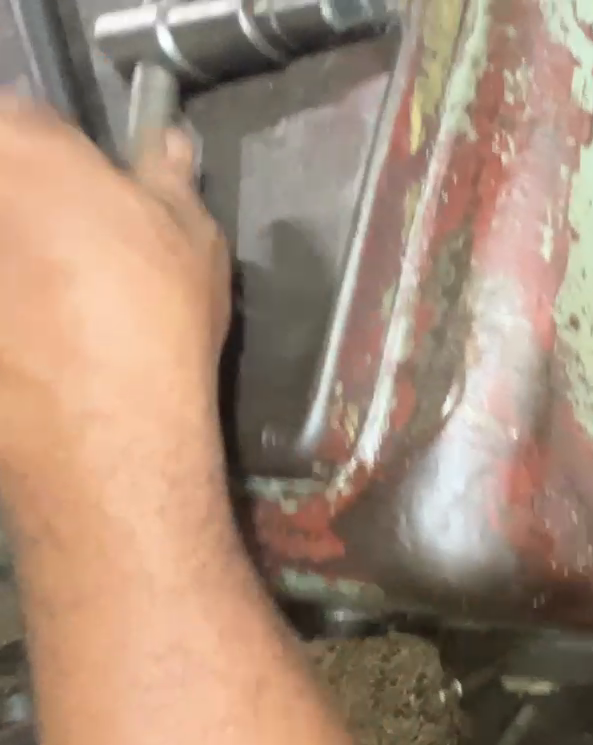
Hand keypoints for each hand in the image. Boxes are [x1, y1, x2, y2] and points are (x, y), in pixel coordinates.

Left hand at [0, 100, 230, 516]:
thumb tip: (167, 142)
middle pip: (1, 168)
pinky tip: (31, 320)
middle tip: (66, 239)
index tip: (94, 191)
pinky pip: (0, 282)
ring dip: (19, 242)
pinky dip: (11, 291)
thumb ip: (170, 181)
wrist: (98, 403)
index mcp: (23, 142)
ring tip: (50, 287)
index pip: (26, 115)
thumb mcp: (195, 244)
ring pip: (1, 227)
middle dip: (27, 195)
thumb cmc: (158, 311)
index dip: (63, 152)